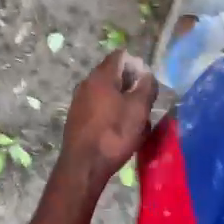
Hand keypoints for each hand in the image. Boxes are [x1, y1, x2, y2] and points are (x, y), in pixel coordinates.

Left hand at [58, 50, 157, 187]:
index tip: (147, 82)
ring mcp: (79, 101)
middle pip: (112, 74)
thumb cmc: (113, 134)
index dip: (136, 64)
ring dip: (121, 101)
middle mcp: (87, 83)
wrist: (83, 167)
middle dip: (130, 85)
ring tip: (134, 120)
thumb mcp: (138, 110)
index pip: (120, 56)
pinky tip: (118, 131)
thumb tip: (147, 75)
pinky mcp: (76, 119)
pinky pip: (97, 107)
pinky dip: (110, 113)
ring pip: (106, 93)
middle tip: (144, 102)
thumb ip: (146, 87)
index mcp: (101, 76)